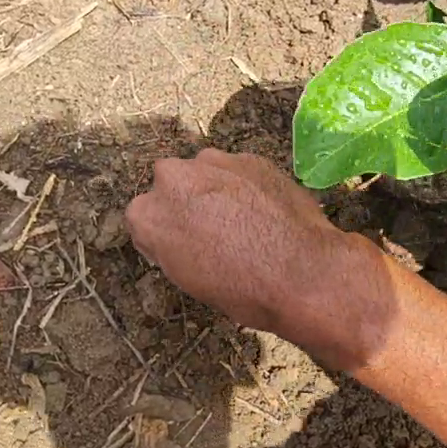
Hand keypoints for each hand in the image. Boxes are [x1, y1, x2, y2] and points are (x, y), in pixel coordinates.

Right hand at [127, 149, 387, 367]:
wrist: (300, 273)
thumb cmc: (241, 291)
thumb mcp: (191, 281)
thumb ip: (176, 247)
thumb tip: (187, 236)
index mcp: (146, 214)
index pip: (146, 219)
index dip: (169, 235)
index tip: (187, 249)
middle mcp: (171, 178)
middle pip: (173, 187)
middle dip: (189, 203)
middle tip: (216, 232)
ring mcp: (212, 161)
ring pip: (207, 173)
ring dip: (218, 190)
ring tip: (247, 221)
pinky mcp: (250, 156)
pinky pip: (240, 171)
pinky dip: (249, 185)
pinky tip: (268, 211)